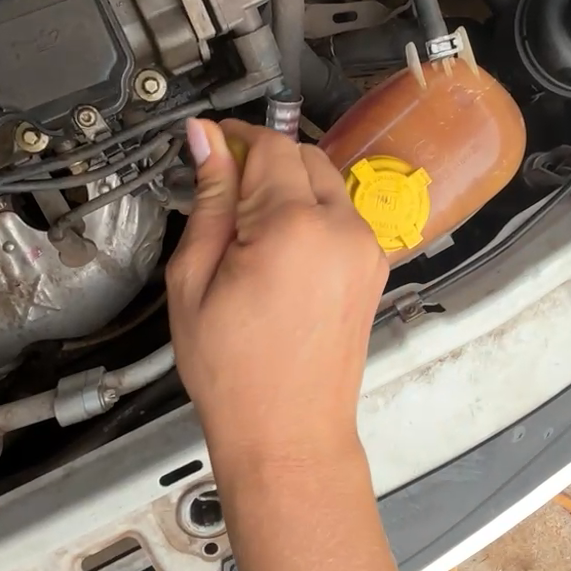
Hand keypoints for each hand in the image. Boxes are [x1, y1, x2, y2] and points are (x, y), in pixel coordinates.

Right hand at [166, 118, 388, 471]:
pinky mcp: (375, 267)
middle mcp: (342, 228)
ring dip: (290, 185)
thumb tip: (205, 141)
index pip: (270, 146)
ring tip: (250, 228)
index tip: (211, 143)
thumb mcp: (195, 281)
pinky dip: (313, 212)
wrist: (289, 434)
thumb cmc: (234, 372)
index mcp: (293, 227)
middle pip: (304, 155)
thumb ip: (209, 200)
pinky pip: (343, 214)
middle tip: (224, 191)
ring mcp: (366, 248)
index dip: (236, 137)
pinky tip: (282, 248)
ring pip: (327, 181)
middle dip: (263, 159)